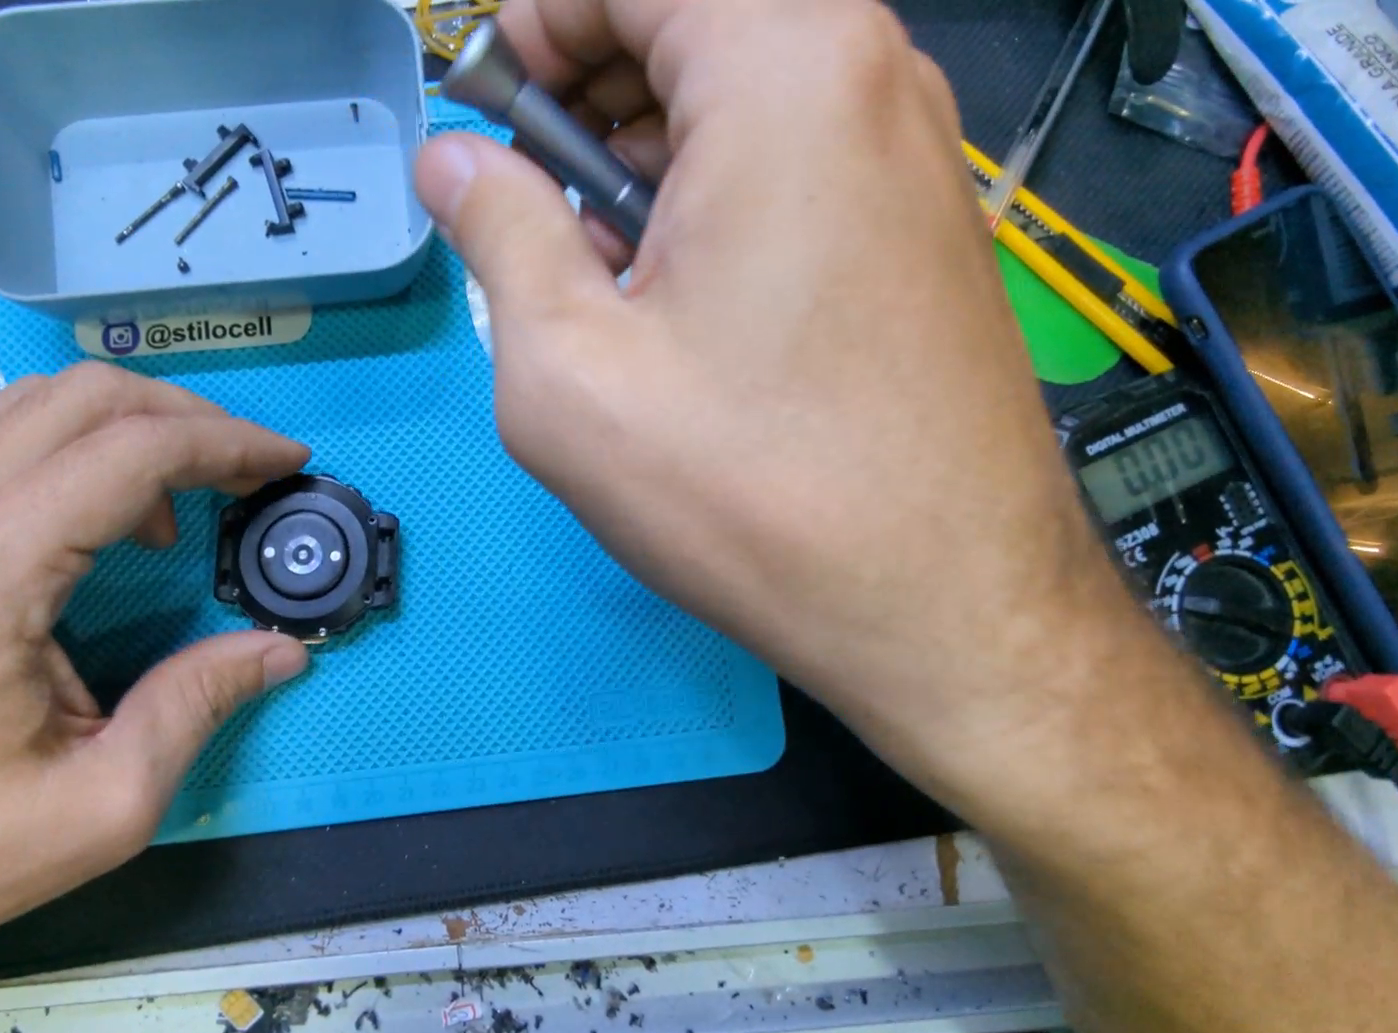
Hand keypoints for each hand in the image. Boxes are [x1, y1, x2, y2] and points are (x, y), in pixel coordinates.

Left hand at [0, 364, 310, 1032]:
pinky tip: (107, 518)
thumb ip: (201, 702)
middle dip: (188, 417)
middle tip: (249, 465)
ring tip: (188, 490)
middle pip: (82, 399)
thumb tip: (282, 648)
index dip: (228, 444)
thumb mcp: (103, 802)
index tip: (287, 461)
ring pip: (31, 405)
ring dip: (129, 426)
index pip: (130, 452)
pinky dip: (75, 451)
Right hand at [415, 0, 1133, 796]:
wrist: (943, 609)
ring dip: (649, 168)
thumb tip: (455, 162)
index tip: (490, 116)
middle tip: (540, 222)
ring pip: (742, 106)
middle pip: (692, 30)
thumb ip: (496, 231)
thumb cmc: (745, 490)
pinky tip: (687, 313)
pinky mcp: (926, 233)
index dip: (537, 27)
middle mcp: (873, 78)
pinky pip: (795, 169)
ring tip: (610, 285)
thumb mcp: (566, 367)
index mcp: (786, 69)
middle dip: (591, 103)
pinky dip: (718, 208)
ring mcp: (917, 157)